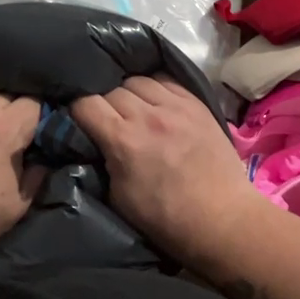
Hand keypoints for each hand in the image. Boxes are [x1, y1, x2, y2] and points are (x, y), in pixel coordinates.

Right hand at [71, 76, 270, 264]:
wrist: (222, 219)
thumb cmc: (166, 219)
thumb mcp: (118, 197)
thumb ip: (103, 160)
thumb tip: (95, 142)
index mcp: (124, 140)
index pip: (86, 103)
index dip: (77, 110)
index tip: (78, 120)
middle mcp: (148, 115)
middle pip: (111, 88)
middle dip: (102, 101)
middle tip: (106, 118)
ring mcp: (176, 105)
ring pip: (138, 79)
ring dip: (129, 92)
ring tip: (131, 107)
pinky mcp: (197, 103)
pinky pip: (166, 80)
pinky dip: (155, 88)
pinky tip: (154, 101)